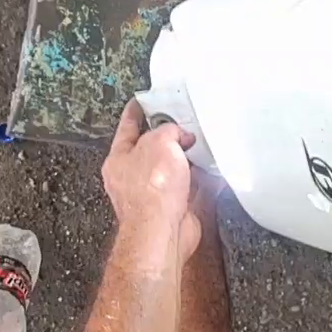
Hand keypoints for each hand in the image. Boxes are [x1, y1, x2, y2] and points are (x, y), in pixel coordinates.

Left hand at [101, 101, 201, 268]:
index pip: (127, 128)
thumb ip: (169, 130)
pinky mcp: (173, 207)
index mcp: (119, 159)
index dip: (136, 112)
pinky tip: (212, 167)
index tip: (142, 101)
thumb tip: (181, 135)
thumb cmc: (153, 186)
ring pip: (171, 168)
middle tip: (183, 119)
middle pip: (151, 148)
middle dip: (168, 135)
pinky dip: (200, 178)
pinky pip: (188, 186)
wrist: (163, 231)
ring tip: (202, 140)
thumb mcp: (160, 141)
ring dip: (186, 157)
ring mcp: (153, 194)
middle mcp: (132, 177)